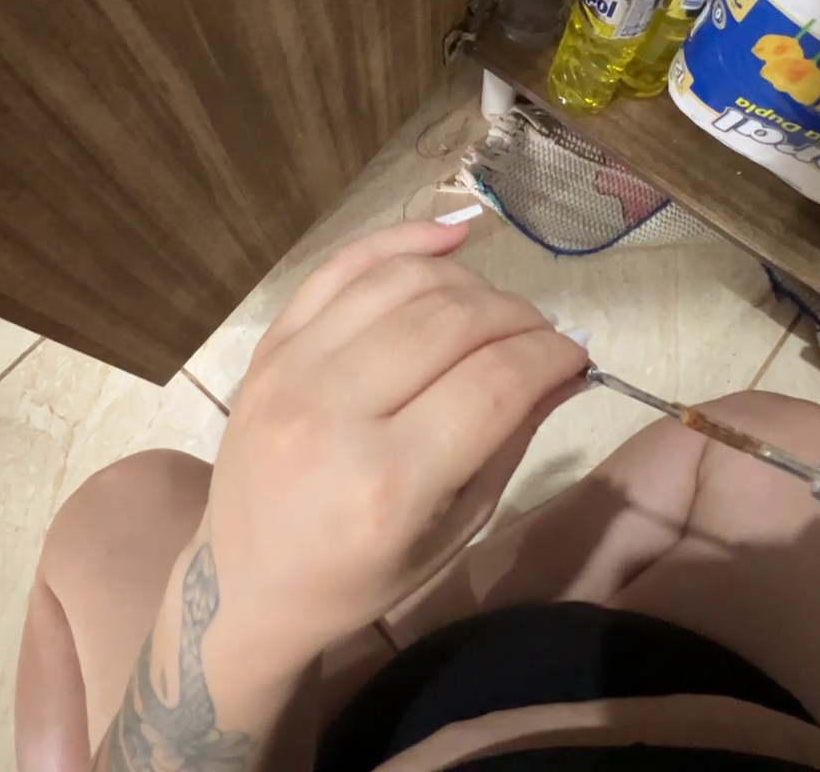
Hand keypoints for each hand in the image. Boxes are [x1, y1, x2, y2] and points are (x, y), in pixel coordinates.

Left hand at [198, 218, 588, 663]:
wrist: (243, 582)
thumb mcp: (453, 531)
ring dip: (470, 282)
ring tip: (496, 306)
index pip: (495, 383)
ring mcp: (292, 368)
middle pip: (453, 322)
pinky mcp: (270, 345)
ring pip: (403, 282)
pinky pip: (342, 266)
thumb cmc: (358, 578)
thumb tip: (567, 366)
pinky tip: (450, 237)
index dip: (550, 355)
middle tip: (542, 332)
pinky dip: (402, 239)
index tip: (576, 352)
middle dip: (518, 316)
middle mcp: (334, 412)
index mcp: (388, 483)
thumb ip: (511, 440)